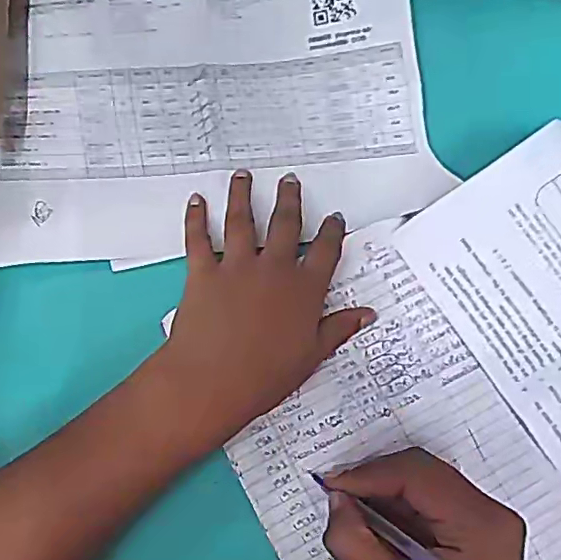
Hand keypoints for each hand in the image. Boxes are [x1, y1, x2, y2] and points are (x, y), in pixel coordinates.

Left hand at [148, 170, 373, 450]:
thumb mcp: (309, 357)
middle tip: (290, 182)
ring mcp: (237, 268)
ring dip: (242, 195)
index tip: (334, 218)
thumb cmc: (262, 377)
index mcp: (304, 290)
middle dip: (290, 200)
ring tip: (243, 177)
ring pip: (242, 221)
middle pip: (286, 225)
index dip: (332, 232)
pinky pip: (198, 238)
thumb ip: (336, 330)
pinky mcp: (202, 273)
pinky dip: (196, 218)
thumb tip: (364, 316)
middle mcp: (274, 270)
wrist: (212, 382)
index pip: (326, 252)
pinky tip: (197, 201)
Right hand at [323, 449, 560, 559]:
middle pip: (421, 471)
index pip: (415, 474)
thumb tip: (336, 502)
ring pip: (422, 483)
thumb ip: (355, 542)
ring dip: (382, 492)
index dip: (366, 475)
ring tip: (350, 512)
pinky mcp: (474, 531)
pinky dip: (395, 507)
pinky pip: (426, 502)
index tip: (329, 487)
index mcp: (481, 523)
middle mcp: (490, 512)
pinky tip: (373, 525)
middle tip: (335, 497)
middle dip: (373, 480)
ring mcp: (485, 520)